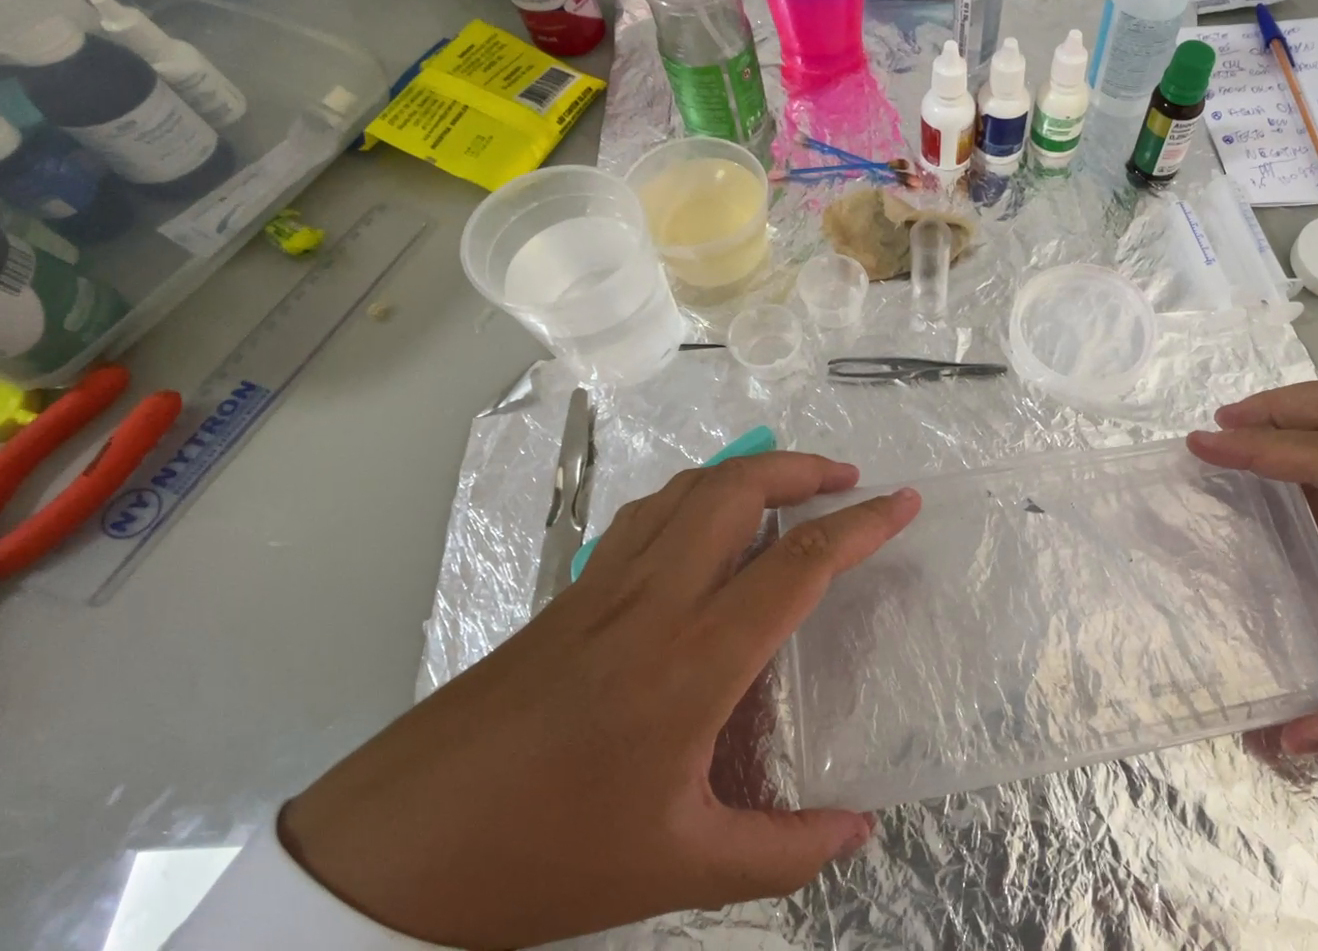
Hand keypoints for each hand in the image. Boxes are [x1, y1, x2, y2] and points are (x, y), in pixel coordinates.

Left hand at [281, 454, 920, 948]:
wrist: (396, 849)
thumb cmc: (547, 855)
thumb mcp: (679, 868)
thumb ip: (783, 853)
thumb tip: (860, 832)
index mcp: (695, 661)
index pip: (798, 564)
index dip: (862, 524)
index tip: (904, 501)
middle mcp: (653, 603)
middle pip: (735, 491)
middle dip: (802, 467)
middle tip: (848, 478)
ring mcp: (602, 590)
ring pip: (684, 492)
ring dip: (746, 472)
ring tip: (789, 487)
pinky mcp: (566, 597)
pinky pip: (644, 518)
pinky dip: (694, 496)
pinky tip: (705, 527)